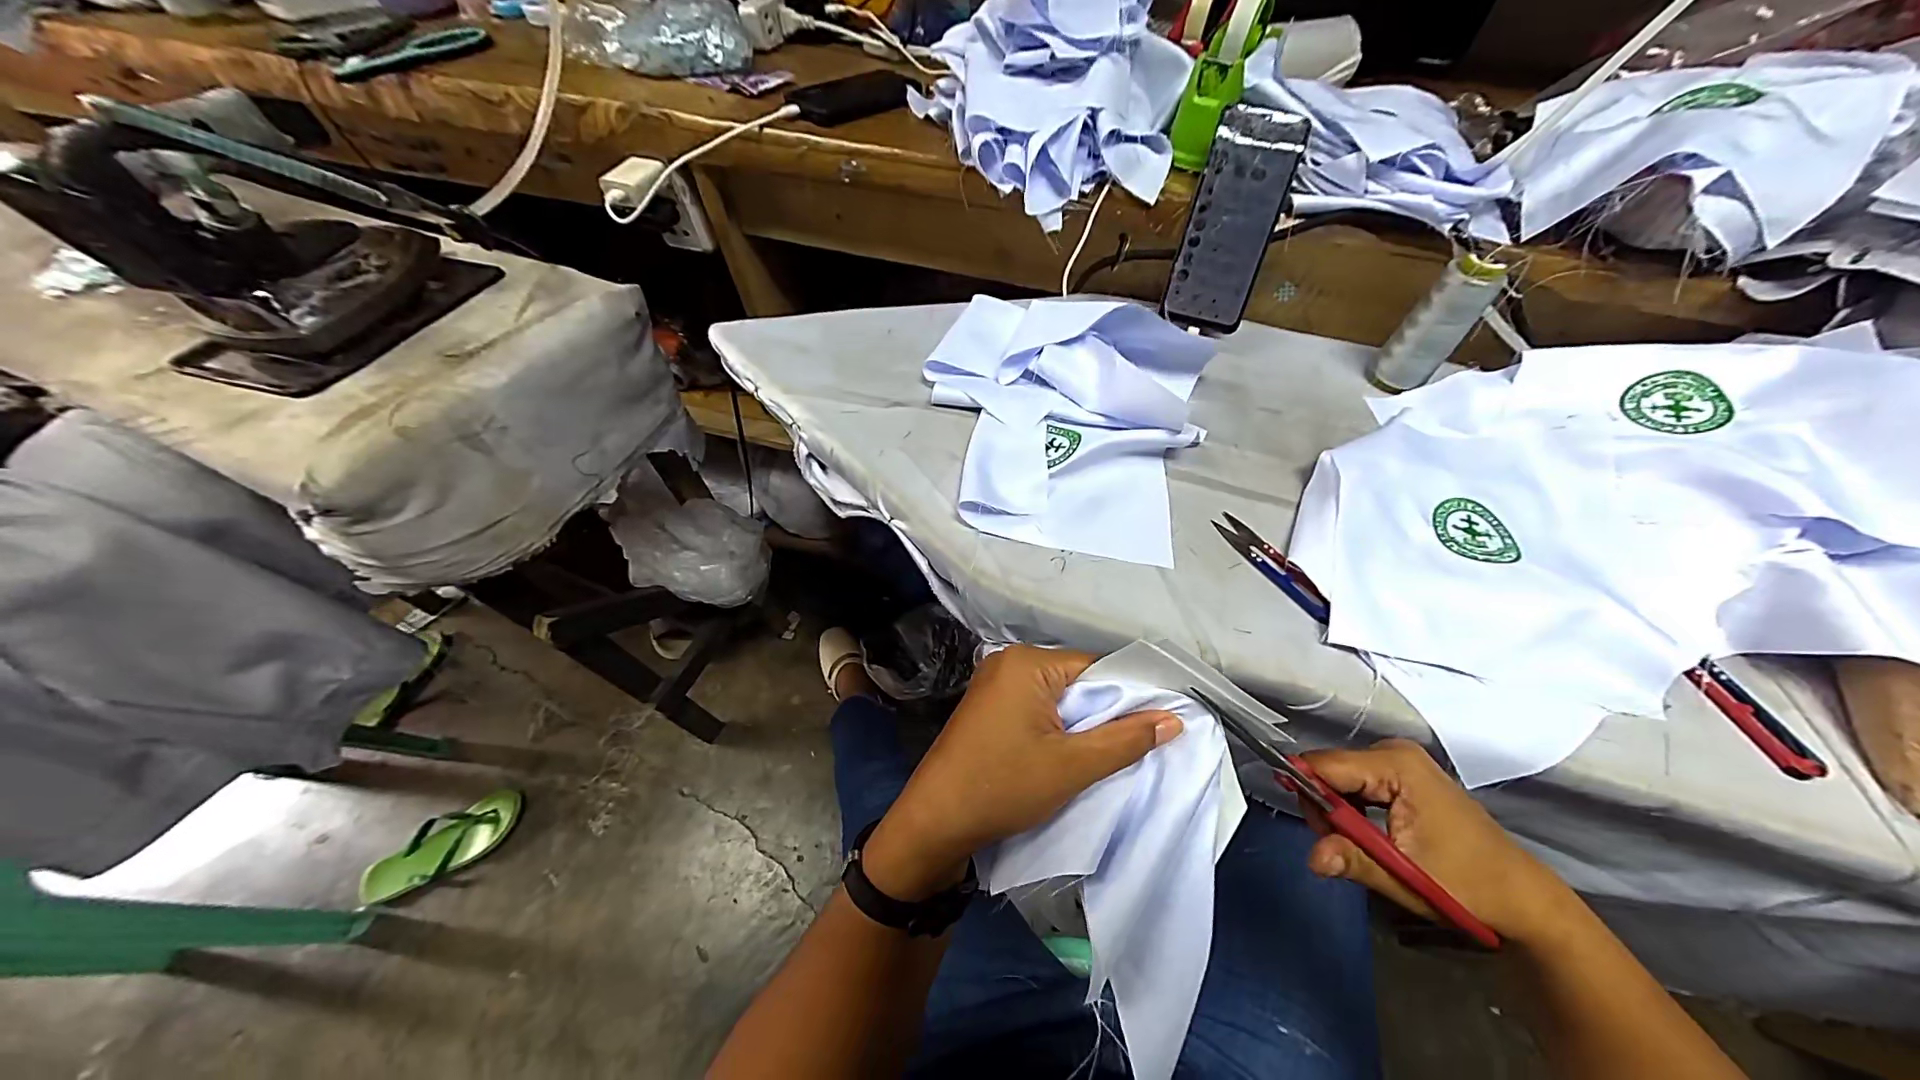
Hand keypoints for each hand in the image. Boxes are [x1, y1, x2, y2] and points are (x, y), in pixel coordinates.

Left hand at [861, 645, 1182, 901]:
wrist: (934, 822)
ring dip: (1082, 724)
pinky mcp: (989, 708)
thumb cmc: (1002, 787)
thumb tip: (1173, 719)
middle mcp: (1008, 662)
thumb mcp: (1072, 766)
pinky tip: (1072, 754)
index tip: (1160, 724)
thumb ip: (1125, 740)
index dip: (1131, 695)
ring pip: (1059, 698)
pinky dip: (1058, 728)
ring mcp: (994, 685)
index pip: (1096, 666)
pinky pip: (1037, 708)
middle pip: (1077, 680)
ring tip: (1109, 753)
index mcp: (1026, 662)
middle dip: (1106, 712)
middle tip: (1139, 744)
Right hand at [1297, 738, 1580, 945]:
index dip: (1305, 792)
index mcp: (1396, 765)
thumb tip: (1312, 858)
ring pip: (1339, 776)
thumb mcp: (1405, 877)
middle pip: (1329, 769)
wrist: (1522, 898)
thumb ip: (1353, 859)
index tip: (1313, 829)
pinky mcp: (1404, 774)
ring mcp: (1401, 761)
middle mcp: (1395, 752)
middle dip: (1324, 806)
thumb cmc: (1468, 886)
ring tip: (1361, 845)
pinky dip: (1352, 807)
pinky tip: (1369, 834)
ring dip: (1338, 810)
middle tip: (1342, 846)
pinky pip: (1357, 781)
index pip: (1323, 764)